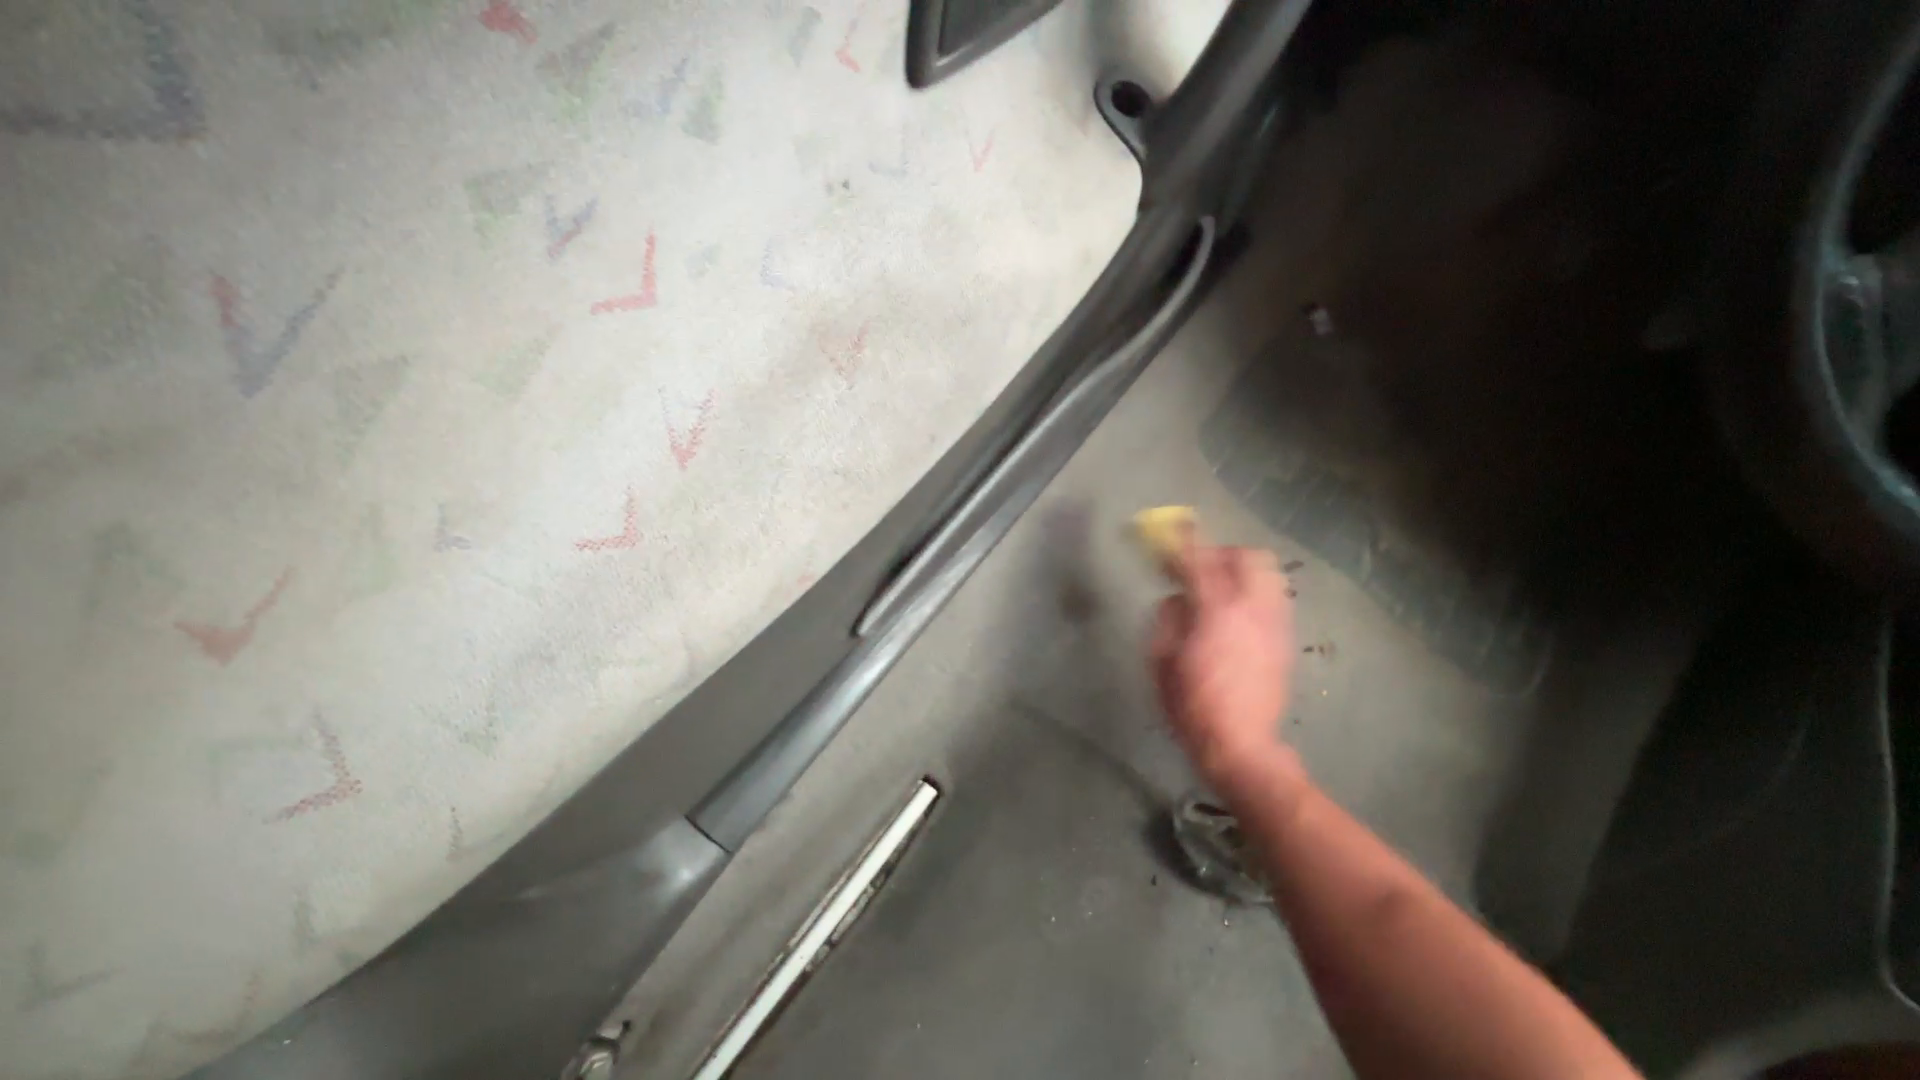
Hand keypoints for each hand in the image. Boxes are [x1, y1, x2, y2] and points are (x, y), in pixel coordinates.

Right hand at [1149, 537, 1297, 789]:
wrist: (1241, 745)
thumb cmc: (1192, 706)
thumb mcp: (1162, 662)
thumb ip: (1168, 619)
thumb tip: (1176, 599)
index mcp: (1216, 611)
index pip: (1199, 559)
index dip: (1183, 540)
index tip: (1170, 529)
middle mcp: (1252, 608)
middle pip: (1246, 556)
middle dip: (1220, 552)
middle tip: (1199, 565)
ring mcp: (1274, 623)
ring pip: (1268, 573)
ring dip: (1242, 570)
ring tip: (1222, 586)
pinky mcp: (1284, 640)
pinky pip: (1274, 598)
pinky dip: (1255, 593)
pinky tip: (1238, 614)